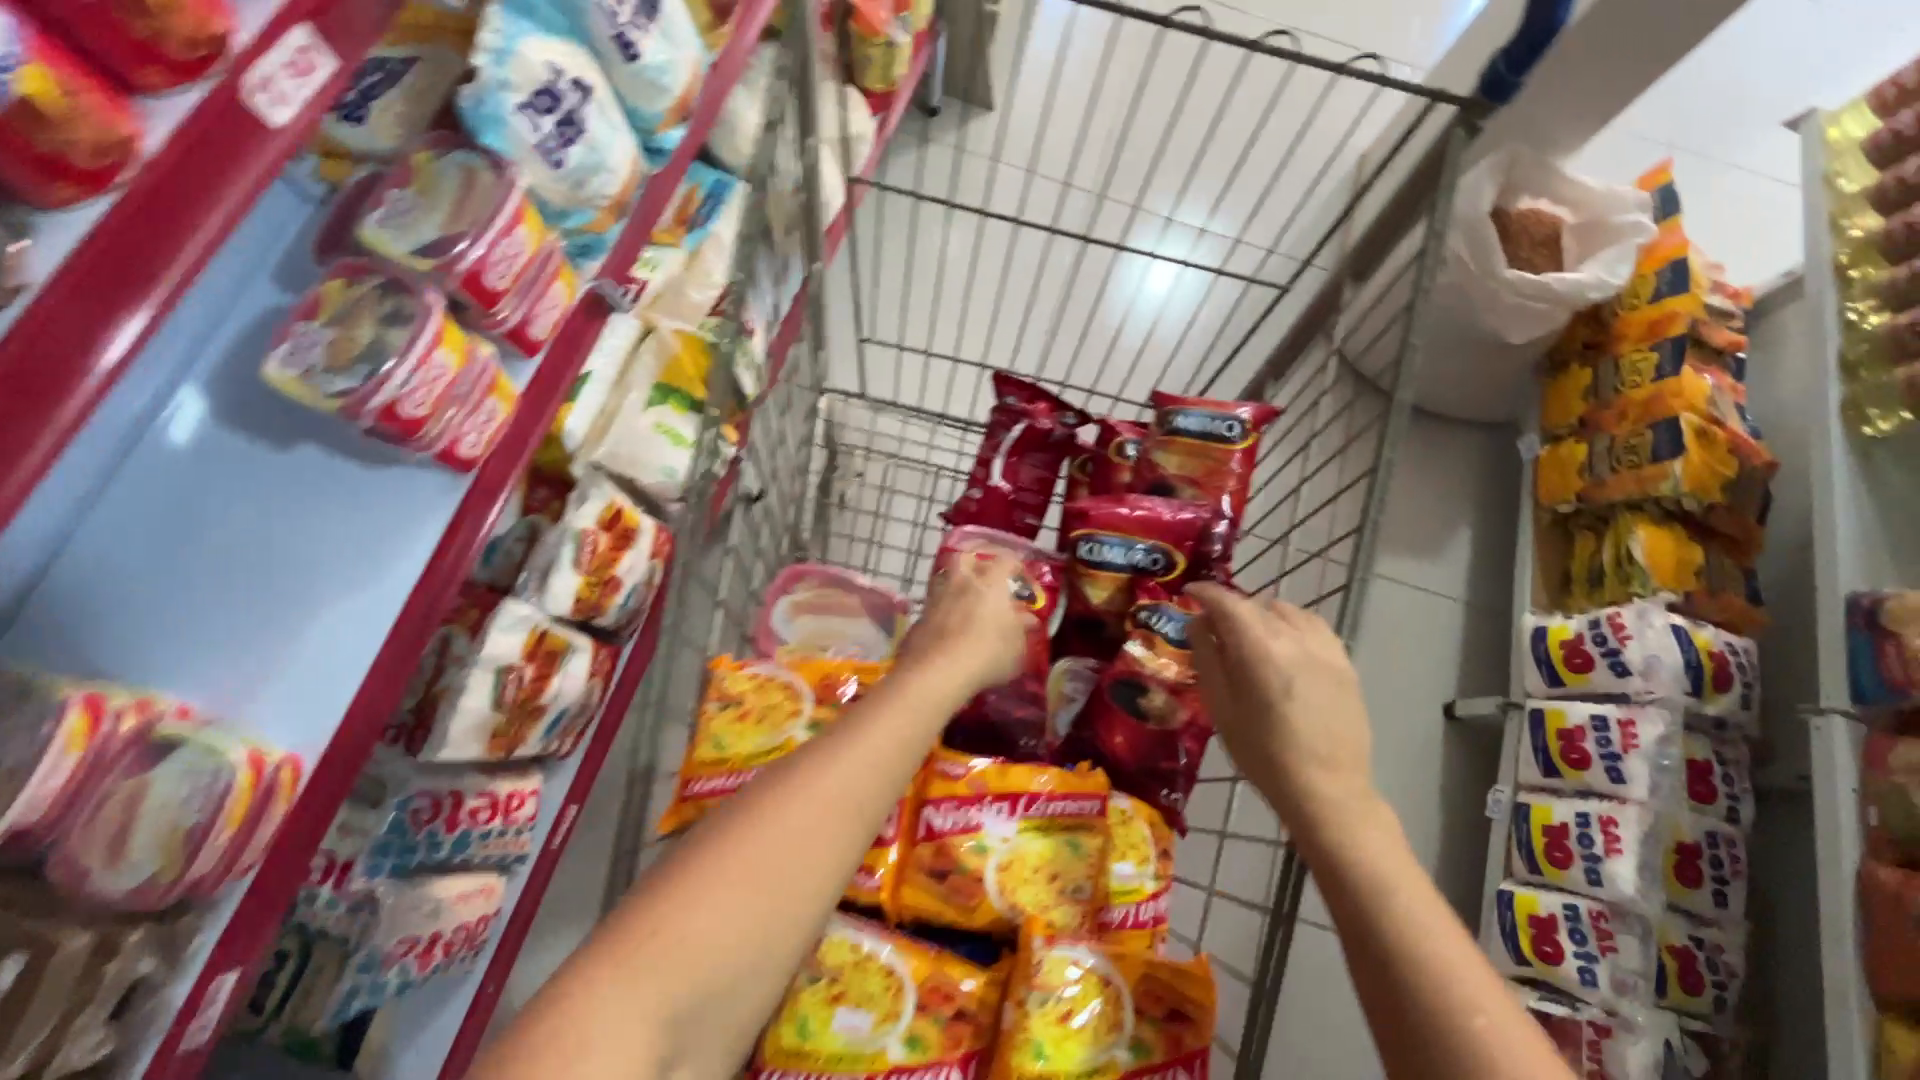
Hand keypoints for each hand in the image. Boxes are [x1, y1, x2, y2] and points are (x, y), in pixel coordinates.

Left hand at [897, 553, 1034, 699]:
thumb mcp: (1017, 646)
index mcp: (991, 582)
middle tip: (989, 581)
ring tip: (968, 600)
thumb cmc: (987, 655)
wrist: (936, 671)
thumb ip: (1022, 628)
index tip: (1025, 584)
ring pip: (946, 576)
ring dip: (957, 583)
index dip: (1018, 567)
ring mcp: (937, 596)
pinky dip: (944, 606)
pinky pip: (935, 601)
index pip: (1007, 559)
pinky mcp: (921, 615)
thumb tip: (1027, 618)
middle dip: (979, 564)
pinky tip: (951, 622)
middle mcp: (962, 581)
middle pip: (968, 557)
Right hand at [1186, 583, 1381, 846]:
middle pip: (1255, 604)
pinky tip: (1285, 643)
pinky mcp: (1344, 661)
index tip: (1189, 593)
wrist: (1326, 788)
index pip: (1227, 602)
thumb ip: (1208, 657)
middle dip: (1230, 606)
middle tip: (1213, 624)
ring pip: (1286, 610)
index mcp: (1258, 648)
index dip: (1204, 593)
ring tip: (1249, 633)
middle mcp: (1294, 636)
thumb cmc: (1262, 753)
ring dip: (1262, 613)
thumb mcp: (1221, 707)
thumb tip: (1199, 623)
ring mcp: (1324, 647)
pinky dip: (1292, 623)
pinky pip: (1313, 626)